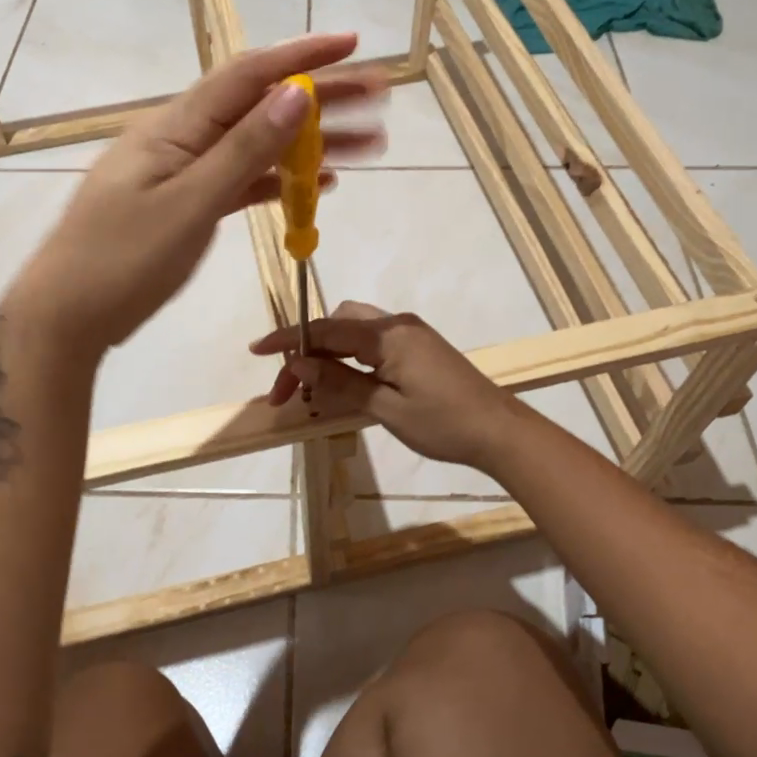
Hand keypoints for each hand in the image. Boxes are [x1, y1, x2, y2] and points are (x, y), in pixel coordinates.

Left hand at [9, 34, 386, 352]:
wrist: (66, 316)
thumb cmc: (121, 261)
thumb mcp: (188, 205)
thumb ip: (243, 152)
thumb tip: (295, 94)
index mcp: (175, 127)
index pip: (248, 76)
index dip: (303, 57)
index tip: (353, 45)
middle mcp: (181, 139)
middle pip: (259, 107)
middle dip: (322, 99)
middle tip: (380, 97)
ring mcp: (181, 172)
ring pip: (255, 146)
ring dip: (309, 143)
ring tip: (367, 144)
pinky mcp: (183, 205)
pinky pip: (240, 181)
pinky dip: (278, 180)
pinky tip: (316, 182)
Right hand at [249, 302, 528, 470]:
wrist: (499, 431)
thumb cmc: (443, 423)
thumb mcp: (385, 408)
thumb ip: (340, 382)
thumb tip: (298, 363)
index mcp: (388, 335)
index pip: (327, 330)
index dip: (289, 340)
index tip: (257, 351)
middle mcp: (397, 325)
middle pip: (338, 325)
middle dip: (307, 351)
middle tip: (286, 389)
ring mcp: (410, 335)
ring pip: (354, 333)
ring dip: (327, 354)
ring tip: (306, 389)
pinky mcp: (418, 349)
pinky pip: (372, 344)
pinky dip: (348, 358)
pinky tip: (338, 384)